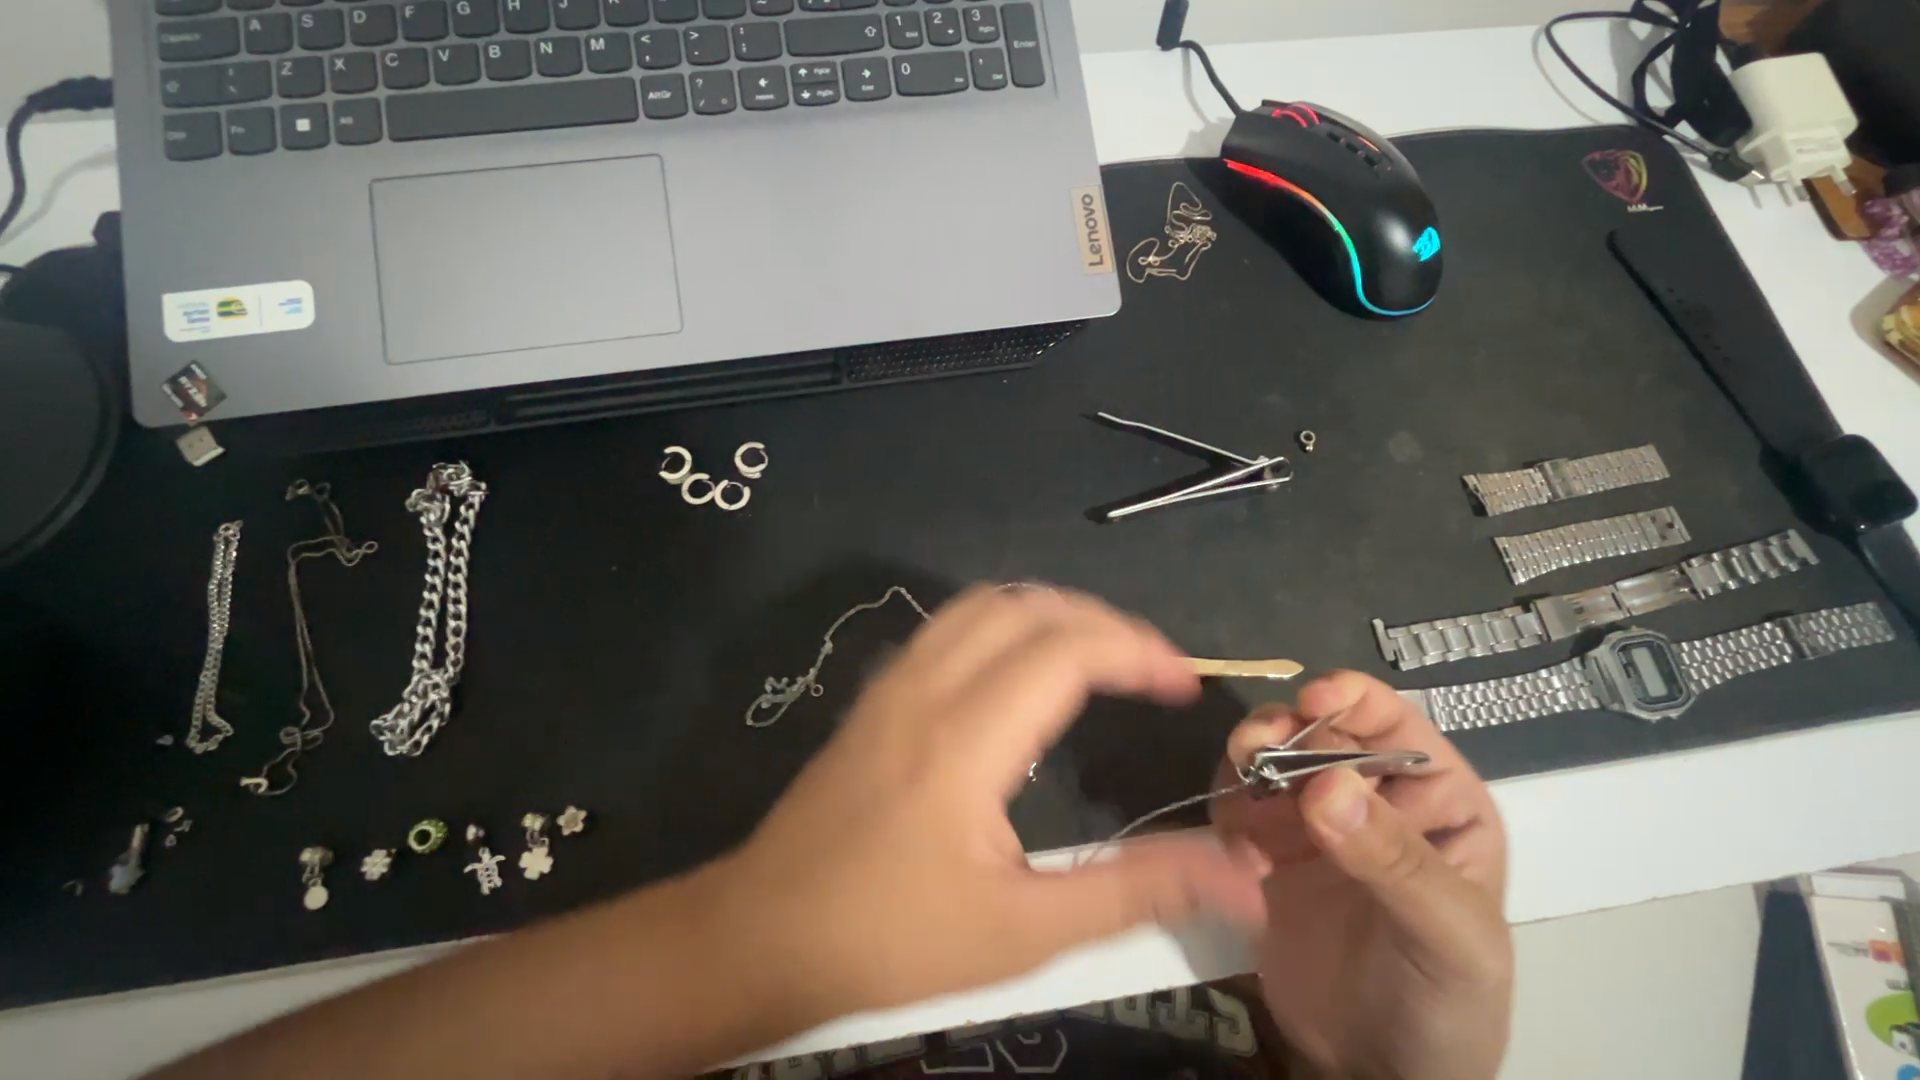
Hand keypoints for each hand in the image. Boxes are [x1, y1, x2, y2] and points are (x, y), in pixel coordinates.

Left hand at [714, 585, 1271, 1022]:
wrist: (760, 936)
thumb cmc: (892, 940)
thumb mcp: (1023, 931)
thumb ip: (1132, 892)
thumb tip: (1236, 874)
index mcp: (966, 739)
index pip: (1066, 650)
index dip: (1137, 651)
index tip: (1184, 683)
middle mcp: (928, 688)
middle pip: (1027, 608)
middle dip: (1102, 622)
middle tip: (1152, 667)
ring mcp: (893, 685)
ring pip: (981, 605)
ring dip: (1050, 612)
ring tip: (1099, 653)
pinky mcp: (874, 698)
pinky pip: (947, 626)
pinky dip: (1003, 623)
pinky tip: (1020, 668)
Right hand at [1210, 672, 1511, 1079]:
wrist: (1376, 1070)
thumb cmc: (1443, 1000)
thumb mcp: (1446, 934)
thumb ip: (1393, 858)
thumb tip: (1326, 782)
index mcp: (1436, 797)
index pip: (1390, 721)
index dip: (1351, 698)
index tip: (1310, 700)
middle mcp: (1370, 794)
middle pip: (1313, 728)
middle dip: (1280, 731)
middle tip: (1251, 755)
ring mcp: (1312, 820)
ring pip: (1267, 758)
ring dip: (1245, 770)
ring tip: (1240, 819)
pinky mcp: (1265, 849)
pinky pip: (1235, 805)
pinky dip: (1227, 818)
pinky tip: (1241, 863)